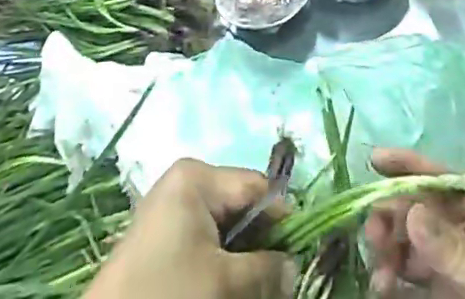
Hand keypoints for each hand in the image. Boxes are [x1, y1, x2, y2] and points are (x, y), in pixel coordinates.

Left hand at [86, 160, 294, 298]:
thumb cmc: (167, 292)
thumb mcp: (224, 282)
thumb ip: (266, 270)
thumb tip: (294, 268)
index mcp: (198, 177)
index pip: (257, 187)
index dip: (283, 220)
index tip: (300, 255)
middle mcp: (186, 182)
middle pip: (242, 206)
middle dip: (262, 243)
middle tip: (277, 278)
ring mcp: (173, 209)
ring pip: (227, 228)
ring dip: (244, 258)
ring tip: (251, 287)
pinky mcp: (164, 237)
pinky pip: (207, 240)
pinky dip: (223, 263)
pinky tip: (228, 288)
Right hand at [362, 149, 464, 298]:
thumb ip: (455, 247)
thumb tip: (410, 211)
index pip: (443, 180)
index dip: (408, 166)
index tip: (373, 160)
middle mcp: (463, 237)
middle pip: (416, 212)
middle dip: (391, 217)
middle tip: (375, 238)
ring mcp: (451, 270)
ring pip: (407, 247)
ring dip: (387, 253)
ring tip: (380, 278)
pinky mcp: (441, 297)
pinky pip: (408, 283)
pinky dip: (391, 283)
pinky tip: (383, 289)